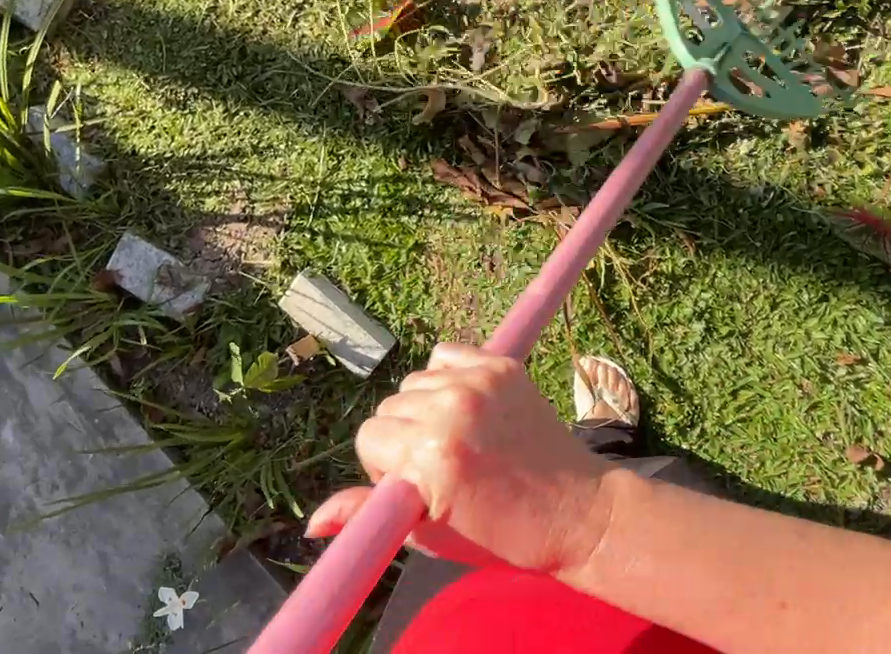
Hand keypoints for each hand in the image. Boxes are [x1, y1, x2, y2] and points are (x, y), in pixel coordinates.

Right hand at [304, 343, 615, 576]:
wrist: (577, 512)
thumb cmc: (499, 535)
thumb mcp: (427, 535)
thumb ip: (366, 517)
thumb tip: (313, 523)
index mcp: (428, 459)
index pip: (369, 438)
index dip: (386, 464)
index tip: (416, 482)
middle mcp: (449, 412)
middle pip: (390, 407)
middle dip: (405, 435)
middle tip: (443, 463)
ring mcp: (476, 384)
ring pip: (415, 381)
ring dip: (427, 405)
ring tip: (462, 436)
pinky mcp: (499, 364)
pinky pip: (446, 354)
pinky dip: (449, 375)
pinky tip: (470, 405)